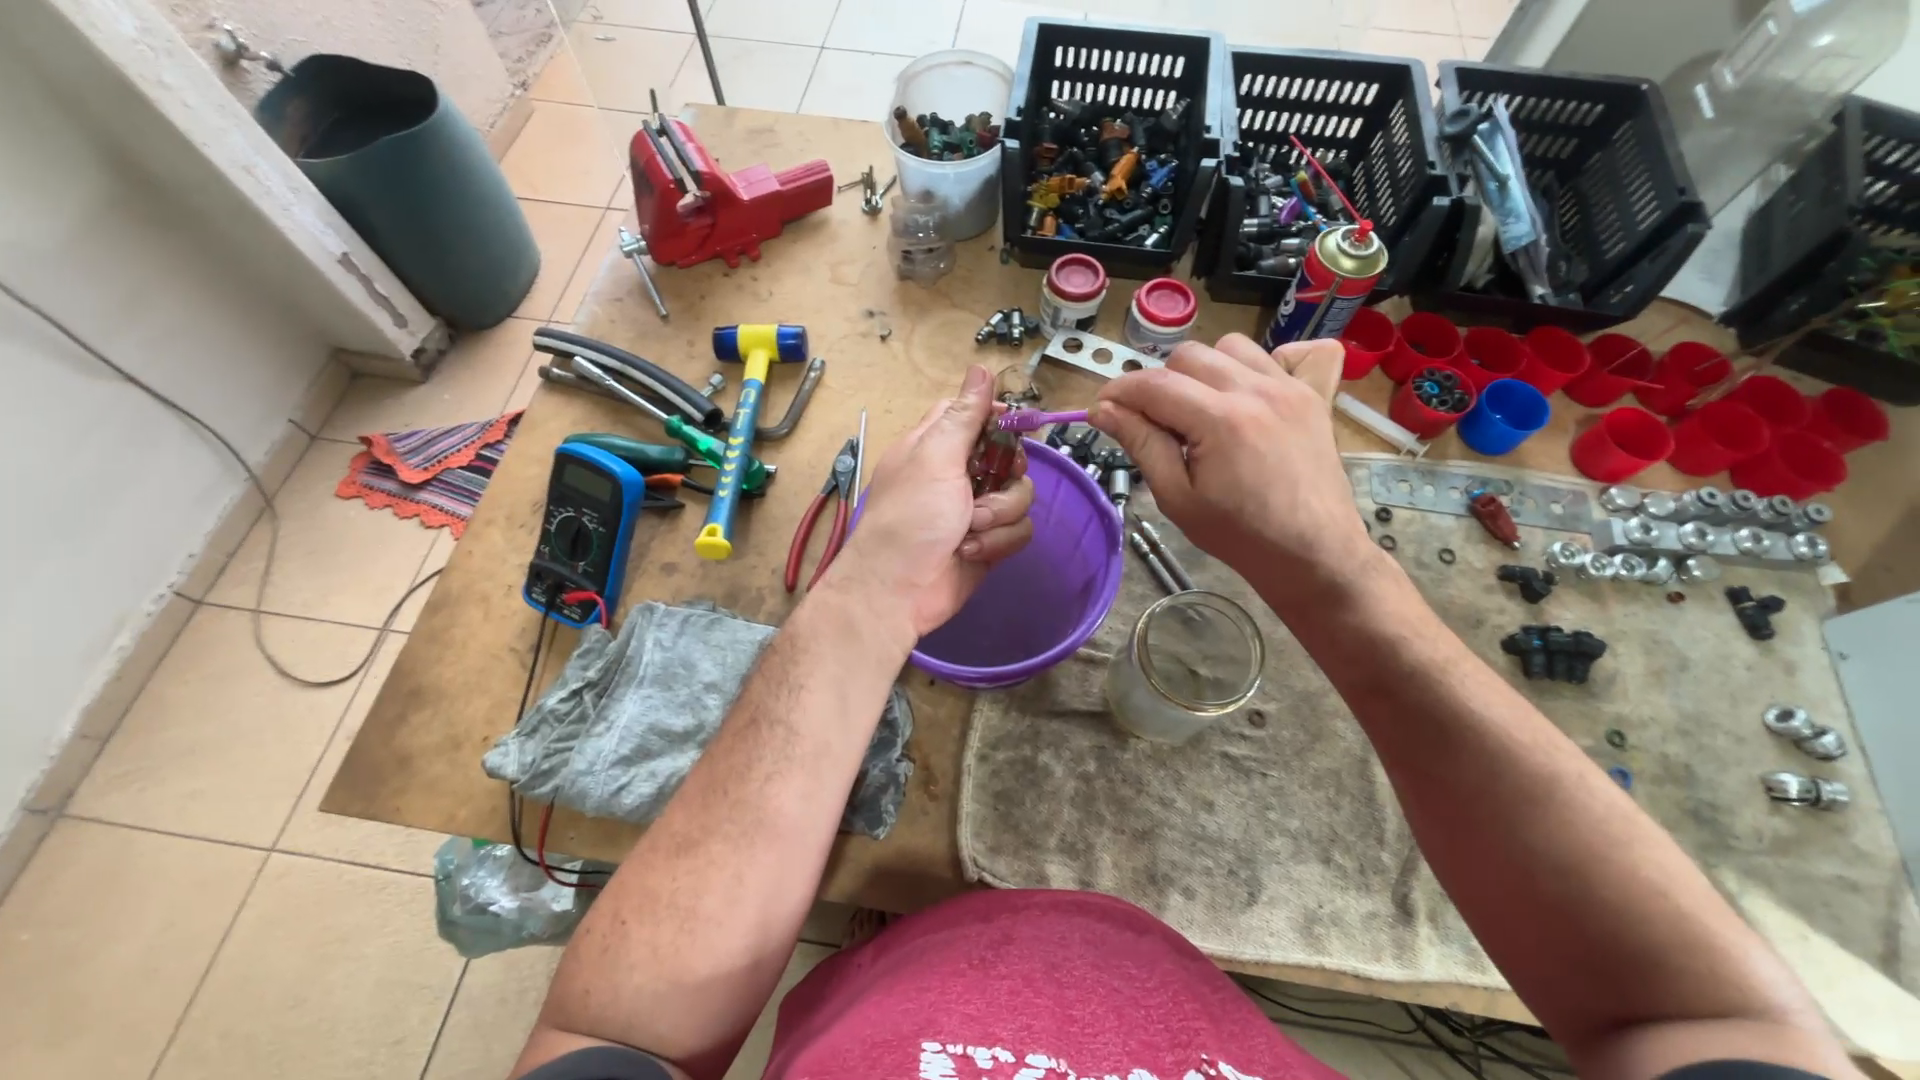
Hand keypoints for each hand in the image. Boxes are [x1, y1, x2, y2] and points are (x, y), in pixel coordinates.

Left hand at [822, 365, 1034, 638]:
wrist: (898, 591)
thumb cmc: (910, 518)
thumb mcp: (935, 457)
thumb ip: (964, 416)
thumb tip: (980, 367)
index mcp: (935, 446)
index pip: (972, 414)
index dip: (996, 418)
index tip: (1012, 428)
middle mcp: (957, 475)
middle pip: (1008, 455)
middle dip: (1007, 474)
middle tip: (987, 484)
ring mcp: (974, 510)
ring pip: (1020, 495)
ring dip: (1000, 514)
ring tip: (971, 531)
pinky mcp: (989, 543)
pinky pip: (1019, 530)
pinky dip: (999, 542)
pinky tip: (972, 552)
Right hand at [1089, 333, 1372, 611]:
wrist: (1313, 554)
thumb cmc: (1240, 536)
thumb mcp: (1178, 498)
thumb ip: (1142, 445)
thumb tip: (1103, 410)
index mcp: (1220, 420)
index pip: (1153, 384)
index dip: (1119, 392)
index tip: (1104, 410)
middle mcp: (1256, 390)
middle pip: (1188, 356)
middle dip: (1161, 384)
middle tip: (1158, 424)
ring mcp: (1290, 388)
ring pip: (1231, 348)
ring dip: (1207, 371)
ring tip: (1205, 410)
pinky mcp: (1315, 395)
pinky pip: (1298, 352)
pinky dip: (1272, 361)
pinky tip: (1258, 391)